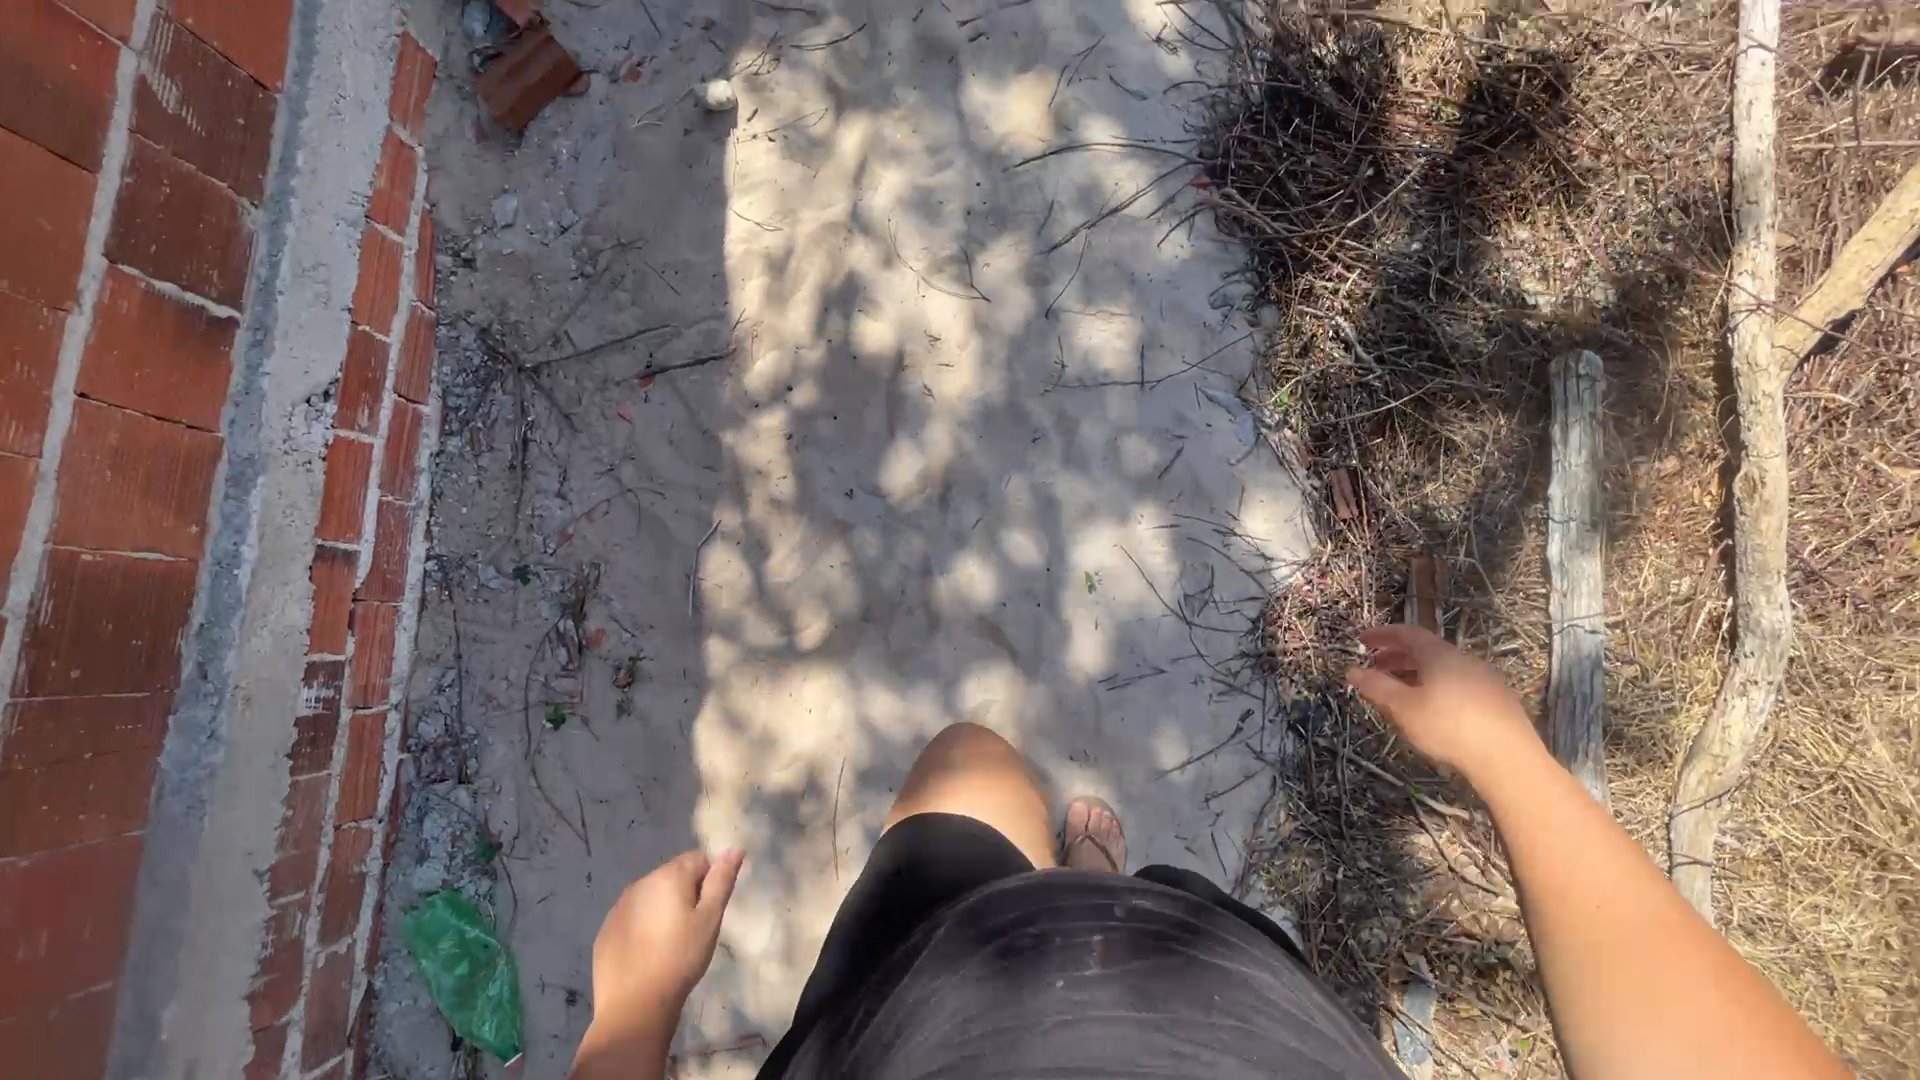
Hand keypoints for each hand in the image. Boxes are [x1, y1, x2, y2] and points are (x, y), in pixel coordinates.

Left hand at [586, 849, 743, 1042]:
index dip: (709, 882)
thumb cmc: (680, 958)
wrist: (634, 1006)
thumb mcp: (710, 919)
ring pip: (651, 897)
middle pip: (673, 876)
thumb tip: (734, 848)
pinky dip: (642, 927)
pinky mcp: (605, 930)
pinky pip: (631, 917)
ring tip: (669, 944)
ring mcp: (618, 907)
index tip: (707, 913)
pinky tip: (647, 954)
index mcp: (668, 876)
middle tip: (691, 930)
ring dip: (663, 910)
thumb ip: (722, 880)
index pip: (698, 860)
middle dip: (685, 895)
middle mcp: (640, 883)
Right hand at [1345, 624, 1540, 775]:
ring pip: (1443, 669)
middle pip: (1425, 650)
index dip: (1382, 634)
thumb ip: (1376, 686)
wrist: (1508, 759)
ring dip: (1416, 674)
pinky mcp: (1498, 701)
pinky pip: (1458, 684)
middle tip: (1375, 668)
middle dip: (1396, 657)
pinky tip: (1432, 710)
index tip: (1362, 639)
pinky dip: (1436, 687)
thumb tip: (1352, 670)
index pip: (1407, 633)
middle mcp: (1464, 660)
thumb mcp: (1402, 707)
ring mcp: (1485, 680)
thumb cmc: (1448, 726)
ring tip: (1399, 692)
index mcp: (1439, 655)